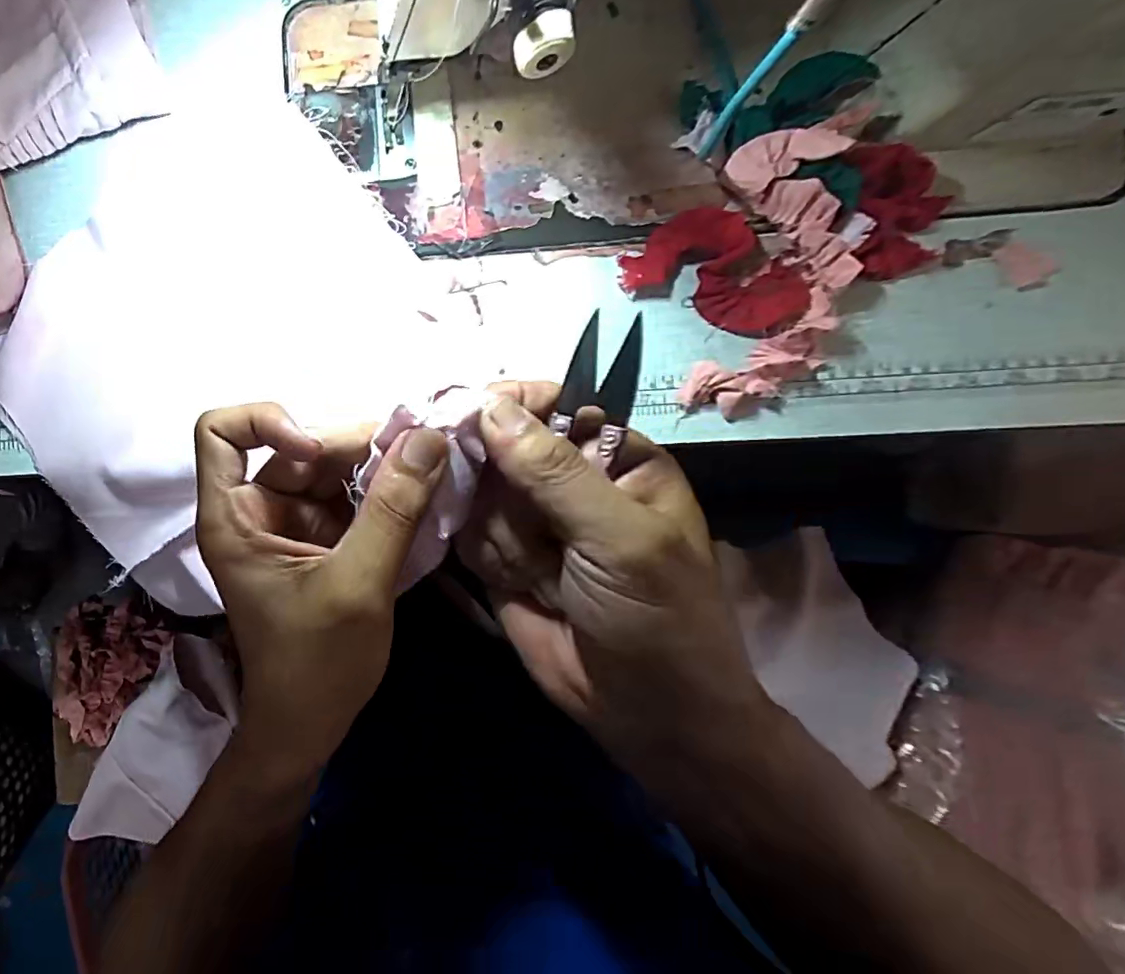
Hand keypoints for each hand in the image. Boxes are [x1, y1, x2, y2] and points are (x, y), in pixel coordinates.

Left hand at [194, 403, 449, 775]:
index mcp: (236, 517)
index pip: (221, 432)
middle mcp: (259, 510)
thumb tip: (427, 436)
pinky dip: (385, 491)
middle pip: (298, 446)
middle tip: (417, 455)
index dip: (266, 421)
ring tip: (428, 473)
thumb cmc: (316, 665)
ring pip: (332, 468)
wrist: (310, 728)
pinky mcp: (323, 538)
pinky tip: (421, 496)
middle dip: (354, 447)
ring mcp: (292, 523)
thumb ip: (392, 511)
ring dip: (378, 467)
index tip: (317, 450)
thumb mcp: (357, 585)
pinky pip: (352, 495)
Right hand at [454, 383, 768, 769]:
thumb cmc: (657, 617)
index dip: (512, 405)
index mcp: (615, 460)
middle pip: (503, 445)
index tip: (469, 411)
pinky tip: (516, 582)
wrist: (651, 719)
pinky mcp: (501, 560)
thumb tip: (492, 407)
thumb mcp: (619, 538)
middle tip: (507, 513)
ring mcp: (531, 523)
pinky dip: (481, 553)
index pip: (555, 408)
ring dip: (498, 530)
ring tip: (539, 572)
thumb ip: (555, 473)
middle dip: (495, 476)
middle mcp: (568, 483)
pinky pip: (467, 533)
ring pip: (479, 492)